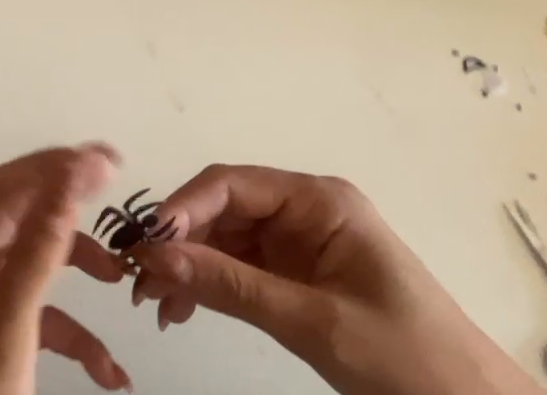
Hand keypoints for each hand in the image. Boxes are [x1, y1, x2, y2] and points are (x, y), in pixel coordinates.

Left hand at [0, 145, 134, 393]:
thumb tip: (66, 181)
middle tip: (112, 180)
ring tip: (121, 278)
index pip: (2, 193)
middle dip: (64, 202)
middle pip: (15, 216)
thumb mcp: (8, 327)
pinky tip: (109, 370)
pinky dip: (73, 333)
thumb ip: (39, 252)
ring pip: (30, 265)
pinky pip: (34, 314)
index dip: (53, 170)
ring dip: (75, 271)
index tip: (105, 160)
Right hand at [126, 165, 540, 394]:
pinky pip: (235, 269)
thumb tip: (154, 256)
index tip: (145, 243)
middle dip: (178, 243)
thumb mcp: (313, 322)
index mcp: (318, 202)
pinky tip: (180, 310)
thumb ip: (231, 285)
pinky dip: (205, 286)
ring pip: (221, 241)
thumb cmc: (408, 361)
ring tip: (154, 302)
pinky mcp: (295, 278)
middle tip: (139, 280)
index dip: (182, 207)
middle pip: (219, 211)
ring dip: (186, 268)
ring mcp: (298, 245)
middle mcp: (303, 212)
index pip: (230, 185)